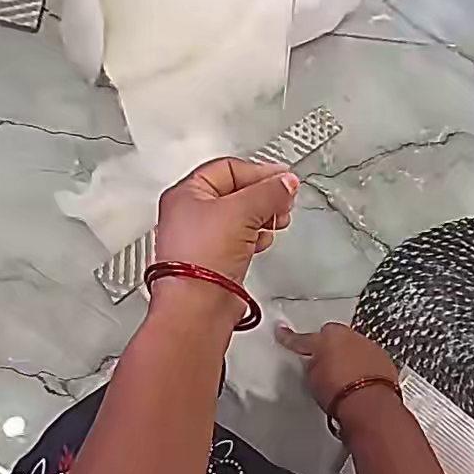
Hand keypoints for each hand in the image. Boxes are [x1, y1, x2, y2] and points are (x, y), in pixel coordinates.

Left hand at [153, 157, 298, 284]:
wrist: (198, 305)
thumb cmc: (201, 259)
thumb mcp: (241, 211)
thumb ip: (268, 192)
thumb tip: (286, 182)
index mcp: (187, 193)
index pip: (228, 169)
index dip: (258, 172)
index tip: (283, 178)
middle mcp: (191, 214)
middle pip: (235, 192)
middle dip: (263, 195)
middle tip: (283, 198)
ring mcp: (202, 238)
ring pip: (239, 216)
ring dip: (262, 216)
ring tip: (278, 219)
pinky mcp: (214, 259)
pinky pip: (239, 239)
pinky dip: (255, 236)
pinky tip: (264, 239)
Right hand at [275, 322, 400, 424]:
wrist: (368, 405)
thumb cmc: (340, 394)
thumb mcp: (312, 381)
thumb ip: (310, 366)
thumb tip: (312, 365)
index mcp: (324, 338)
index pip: (301, 339)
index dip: (290, 338)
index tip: (283, 334)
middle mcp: (347, 336)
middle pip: (332, 335)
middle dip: (328, 347)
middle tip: (322, 364)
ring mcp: (367, 345)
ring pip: (353, 344)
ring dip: (348, 356)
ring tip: (342, 378)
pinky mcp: (383, 358)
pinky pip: (368, 356)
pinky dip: (363, 365)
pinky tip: (359, 381)